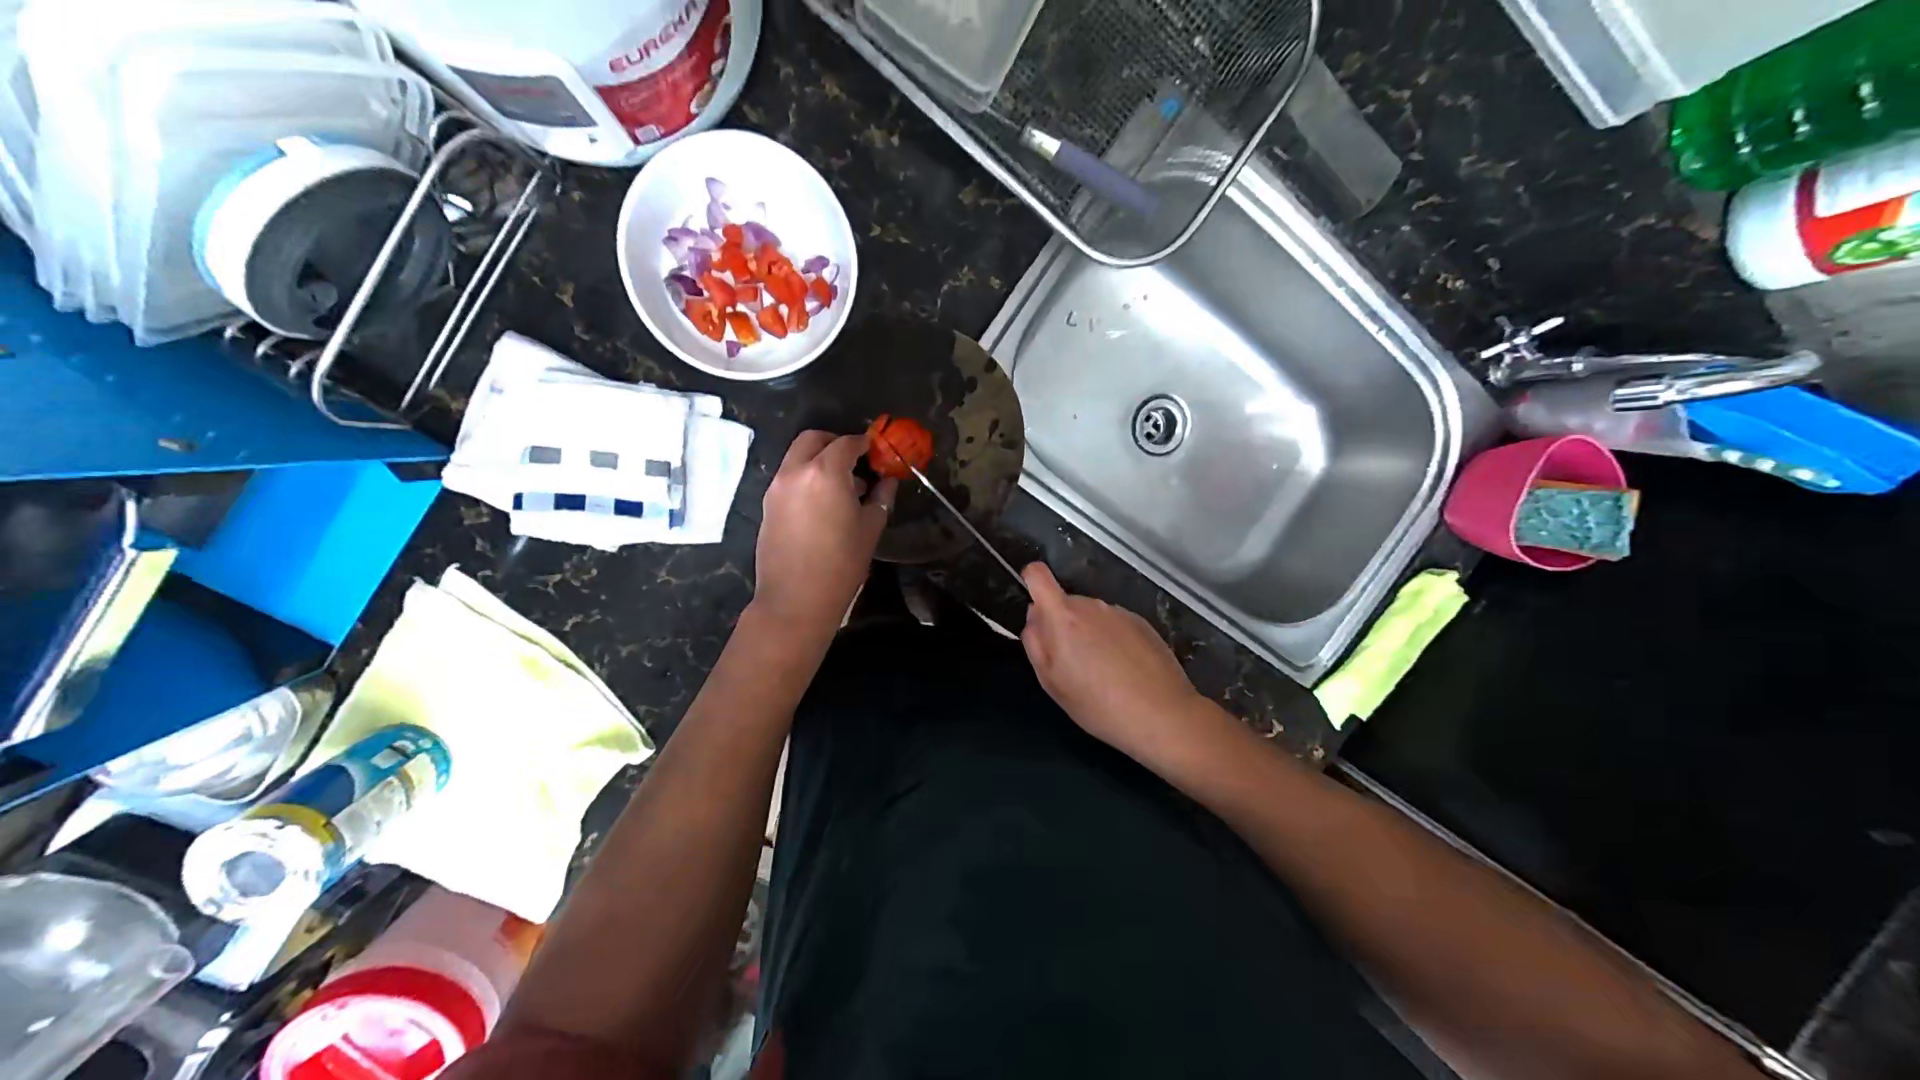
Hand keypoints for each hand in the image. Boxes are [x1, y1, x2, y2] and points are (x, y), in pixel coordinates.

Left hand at [752, 430, 897, 635]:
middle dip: (835, 442)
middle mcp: (795, 472)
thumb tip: (887, 481)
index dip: (864, 444)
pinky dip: (805, 476)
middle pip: (813, 439)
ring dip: (818, 459)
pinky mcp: (767, 505)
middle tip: (855, 460)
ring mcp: (777, 488)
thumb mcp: (870, 529)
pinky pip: (788, 477)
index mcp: (825, 473)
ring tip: (842, 486)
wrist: (795, 600)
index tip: (876, 451)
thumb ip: (880, 497)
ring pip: (797, 457)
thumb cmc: (841, 564)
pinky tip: (823, 503)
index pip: (846, 444)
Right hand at [1020, 562, 1218, 766]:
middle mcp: (1092, 606)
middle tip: (1072, 664)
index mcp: (1063, 617)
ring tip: (1101, 673)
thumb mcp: (1051, 682)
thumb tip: (1034, 616)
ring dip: (1089, 635)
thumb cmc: (1098, 704)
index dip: (1031, 582)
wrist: (1162, 714)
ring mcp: (1120, 613)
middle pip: (1066, 603)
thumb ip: (1035, 642)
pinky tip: (1124, 671)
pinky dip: (1113, 641)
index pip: (1038, 575)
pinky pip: (1115, 625)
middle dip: (1063, 625)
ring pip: (1092, 615)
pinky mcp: (1143, 623)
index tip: (1036, 609)